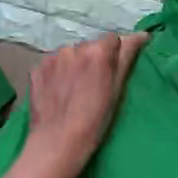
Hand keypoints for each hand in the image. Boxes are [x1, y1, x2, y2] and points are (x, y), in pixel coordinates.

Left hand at [23, 32, 149, 176]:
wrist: (57, 142)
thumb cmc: (95, 119)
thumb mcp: (117, 88)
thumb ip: (127, 56)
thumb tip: (140, 35)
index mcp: (97, 51)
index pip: (113, 40)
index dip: (116, 54)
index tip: (114, 70)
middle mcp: (74, 48)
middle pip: (90, 47)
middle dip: (94, 59)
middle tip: (94, 83)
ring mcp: (53, 58)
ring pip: (71, 54)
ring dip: (75, 64)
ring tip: (74, 88)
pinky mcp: (37, 68)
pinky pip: (54, 64)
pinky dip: (58, 72)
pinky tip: (59, 91)